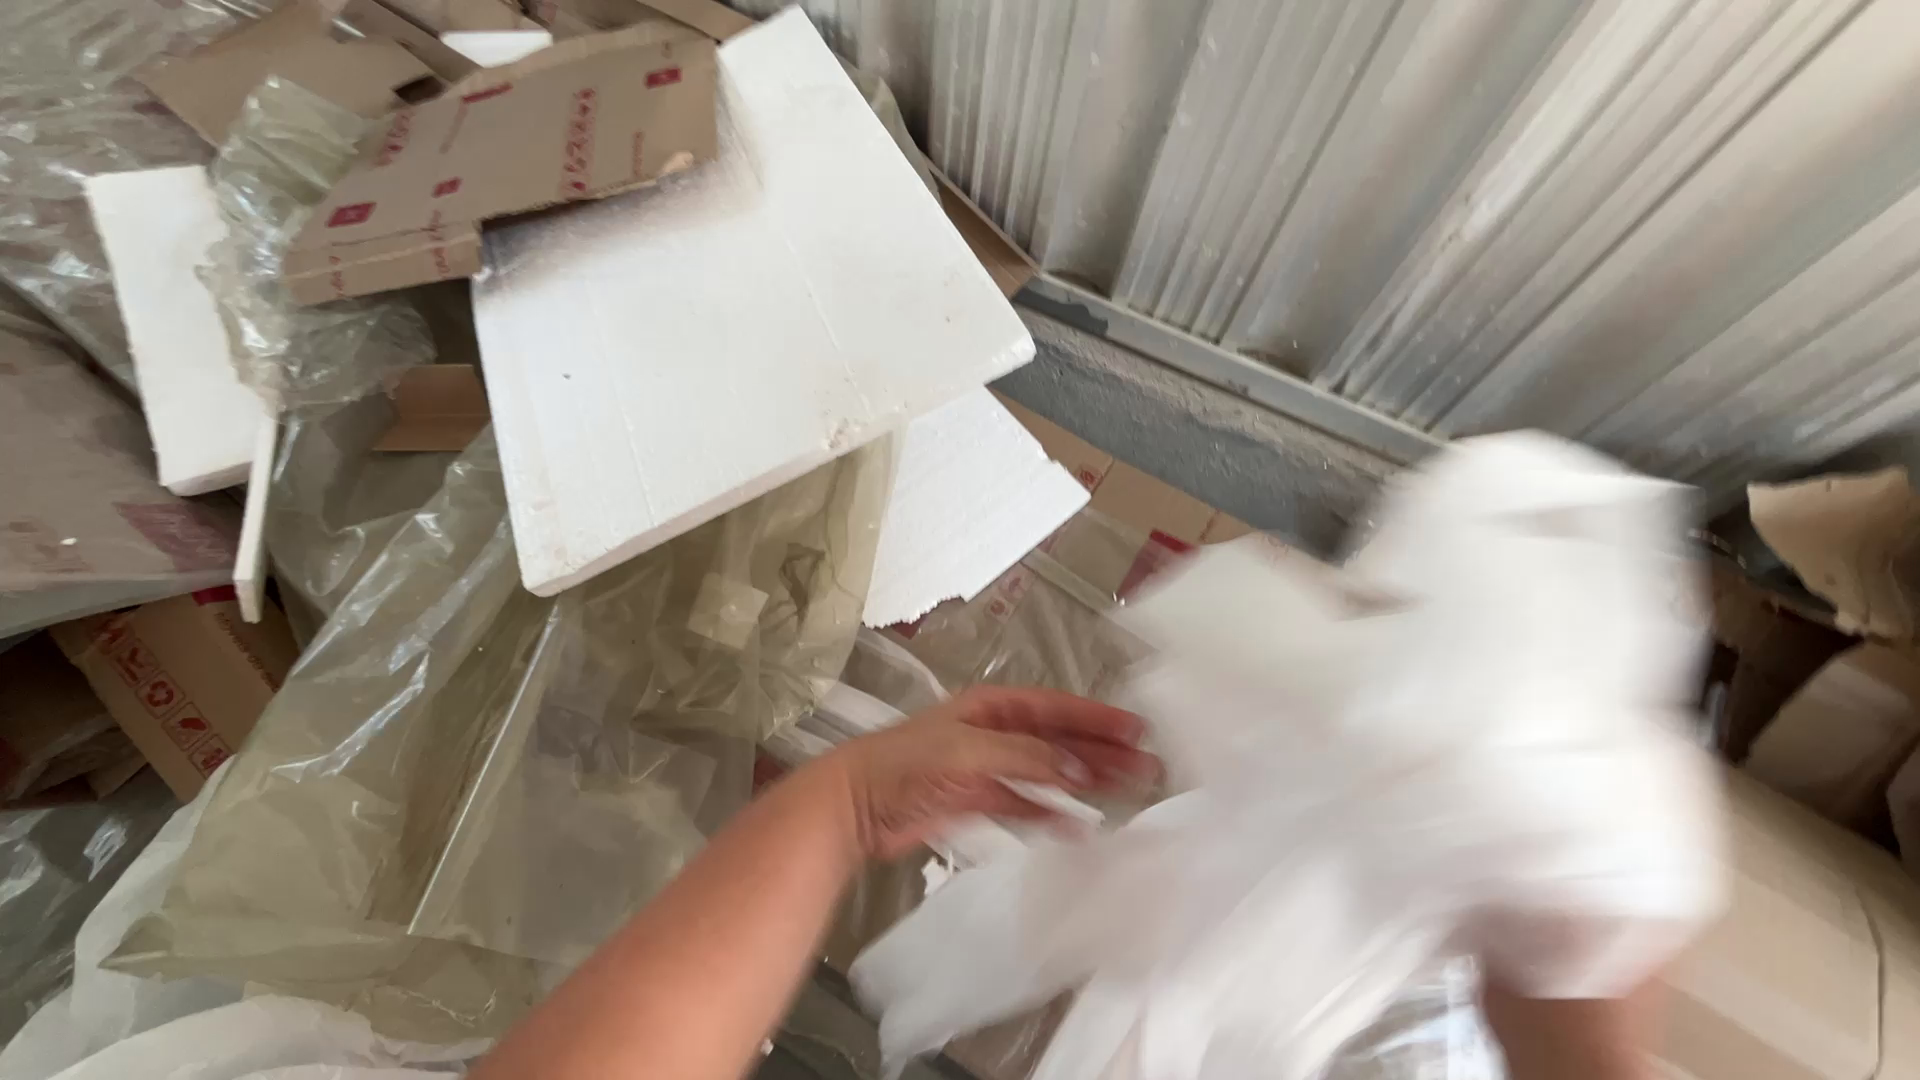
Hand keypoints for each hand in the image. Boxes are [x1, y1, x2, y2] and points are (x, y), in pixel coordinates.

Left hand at [823, 686, 1160, 858]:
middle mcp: (995, 732)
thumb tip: (1079, 770)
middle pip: (1059, 739)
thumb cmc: (909, 764)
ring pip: (1048, 771)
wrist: (859, 804)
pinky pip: (1025, 803)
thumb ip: (1026, 758)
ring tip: (1125, 790)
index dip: (1096, 718)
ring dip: (1084, 780)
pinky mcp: (978, 800)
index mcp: (994, 708)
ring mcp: (988, 767)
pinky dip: (1051, 812)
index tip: (1135, 730)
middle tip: (1145, 766)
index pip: (1056, 709)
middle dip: (1100, 751)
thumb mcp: (970, 751)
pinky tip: (1078, 824)